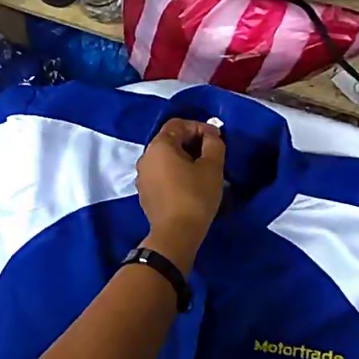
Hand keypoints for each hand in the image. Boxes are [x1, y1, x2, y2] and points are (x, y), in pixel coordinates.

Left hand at [135, 118, 225, 266]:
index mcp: (159, 146)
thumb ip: (213, 144)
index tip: (217, 139)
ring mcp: (142, 175)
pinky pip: (160, 173)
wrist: (175, 233)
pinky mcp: (144, 192)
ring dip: (183, 158)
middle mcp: (145, 157)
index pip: (178, 124)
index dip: (199, 127)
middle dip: (192, 142)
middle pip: (169, 140)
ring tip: (202, 169)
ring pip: (164, 158)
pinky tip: (189, 184)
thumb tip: (210, 137)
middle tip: (212, 153)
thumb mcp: (212, 167)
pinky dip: (174, 172)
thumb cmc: (195, 196)